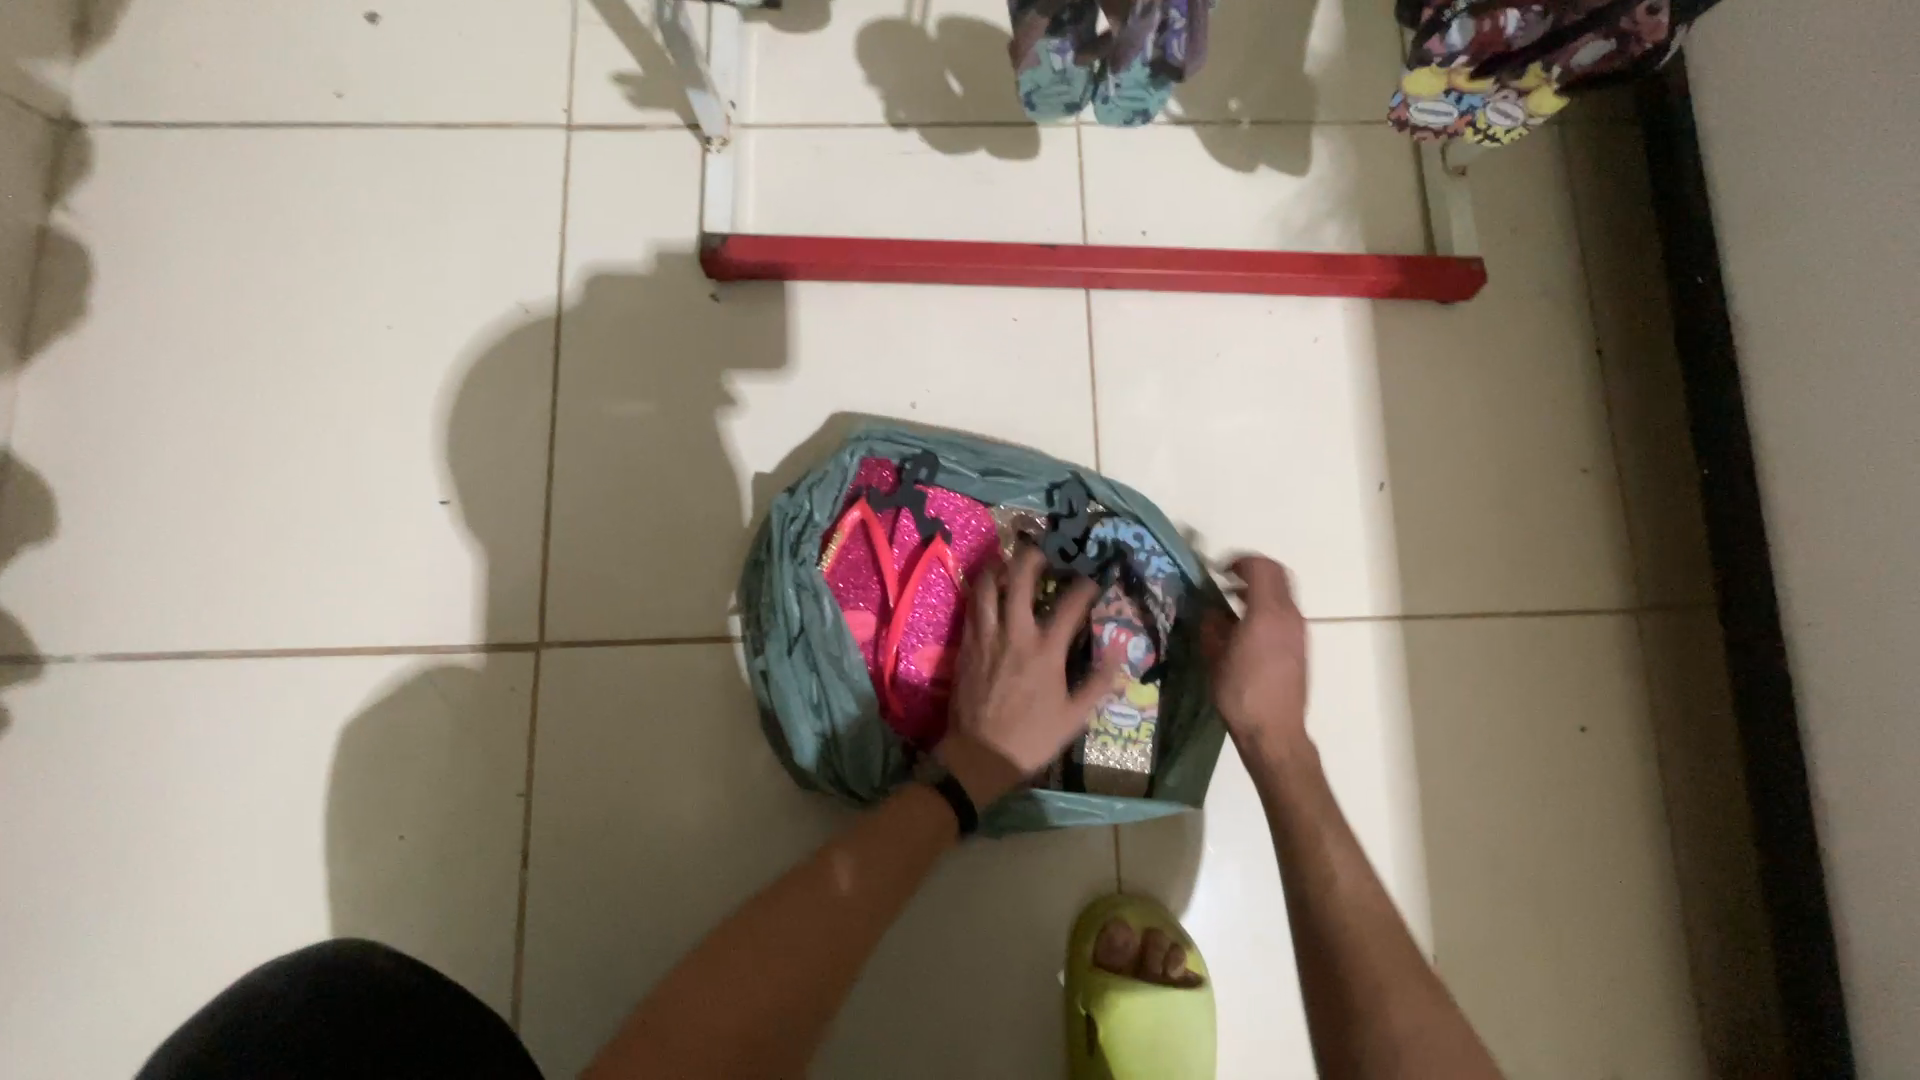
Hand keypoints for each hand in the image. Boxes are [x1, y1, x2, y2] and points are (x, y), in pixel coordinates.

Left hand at [936, 546, 1123, 805]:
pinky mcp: (966, 645)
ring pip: (988, 586)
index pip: (1072, 604)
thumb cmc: (1032, 739)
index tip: (1094, 576)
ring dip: (1000, 567)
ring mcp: (986, 637)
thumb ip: (1099, 680)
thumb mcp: (1076, 716)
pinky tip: (988, 588)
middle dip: (1032, 555)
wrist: (979, 755)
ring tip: (1009, 560)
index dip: (1086, 585)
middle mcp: (1015, 634)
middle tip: (1042, 548)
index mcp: (1046, 651)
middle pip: (1020, 578)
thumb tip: (1118, 648)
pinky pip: (972, 606)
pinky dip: (981, 591)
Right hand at [1203, 556, 1308, 758]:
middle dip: (1252, 570)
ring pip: (1284, 592)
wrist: (1274, 730)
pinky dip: (1268, 606)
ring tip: (1234, 605)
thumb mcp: (1213, 656)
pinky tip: (1248, 627)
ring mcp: (1299, 630)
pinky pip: (1286, 611)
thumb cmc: (1238, 693)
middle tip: (1227, 581)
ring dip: (1261, 589)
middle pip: (1277, 573)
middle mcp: (1289, 615)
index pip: (1260, 567)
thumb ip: (1211, 625)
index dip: (1238, 562)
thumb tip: (1210, 610)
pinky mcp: (1301, 644)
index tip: (1218, 571)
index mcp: (1266, 613)